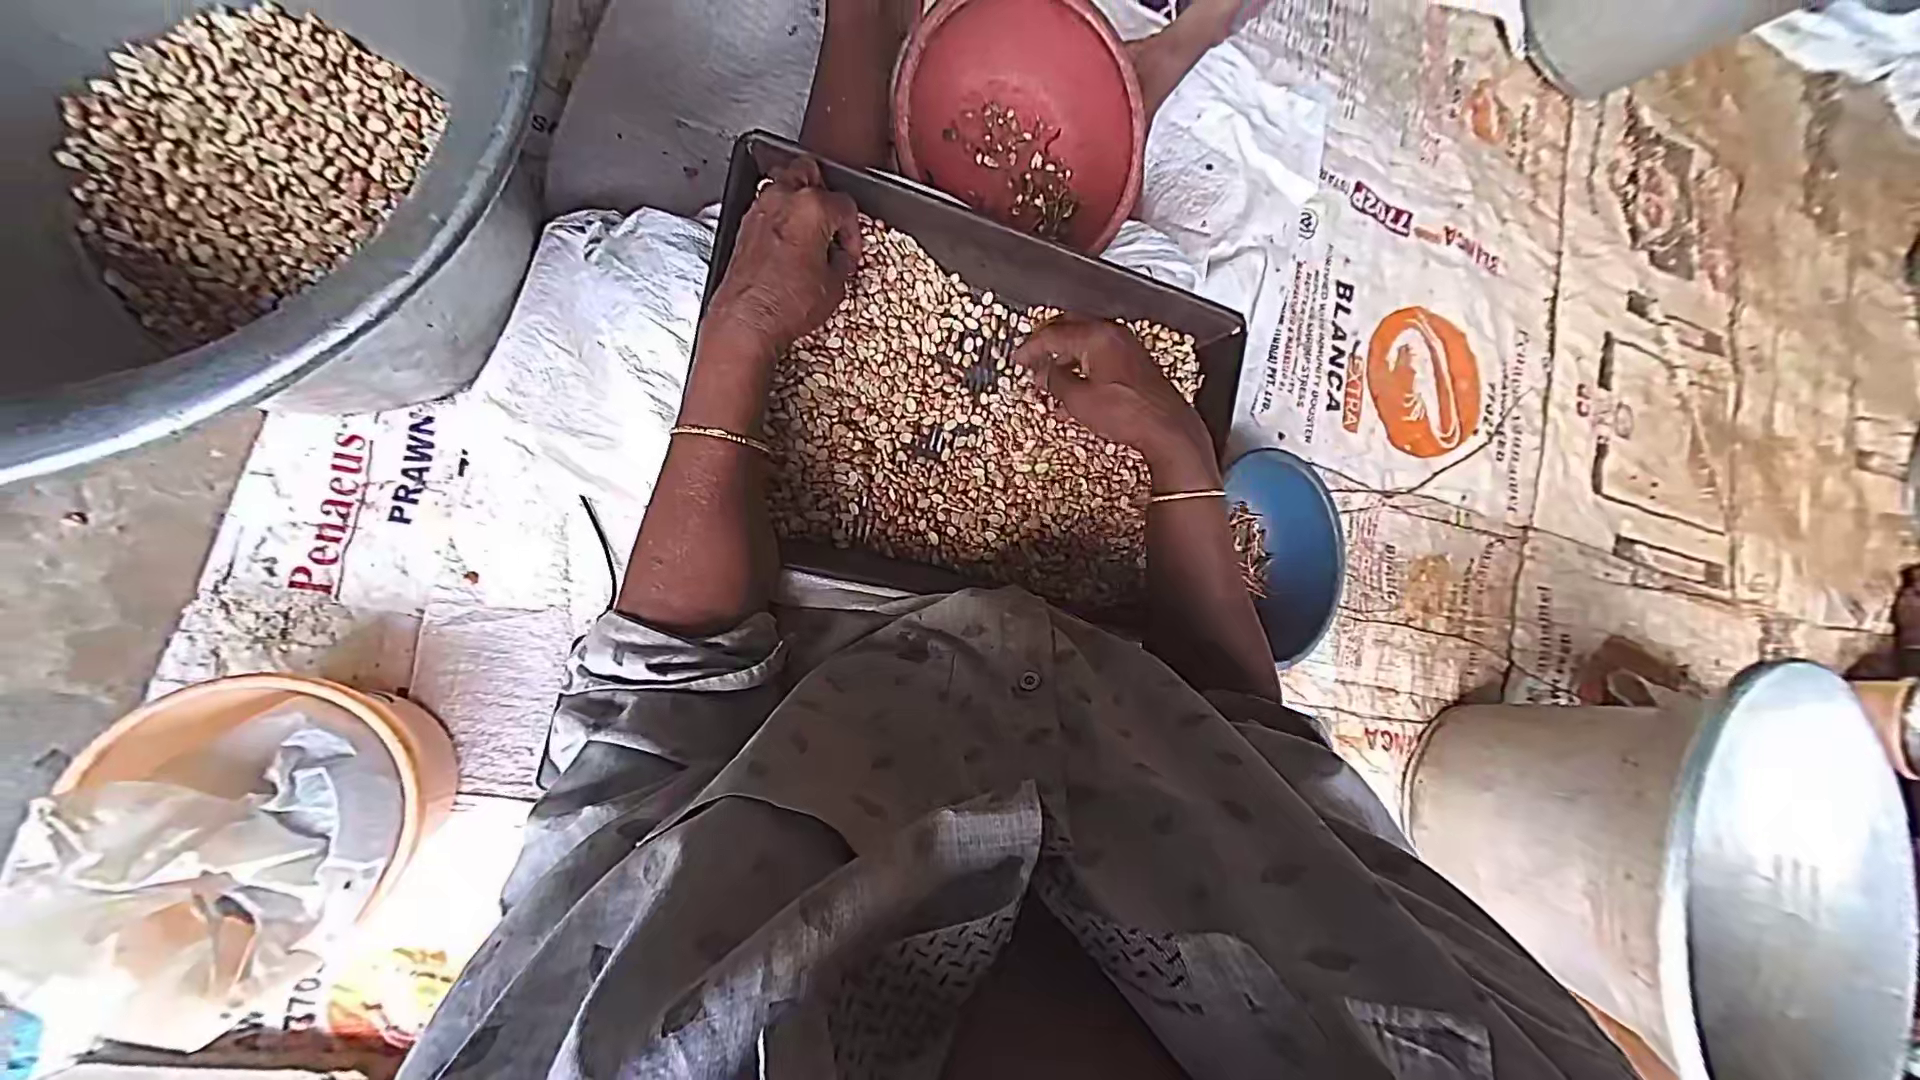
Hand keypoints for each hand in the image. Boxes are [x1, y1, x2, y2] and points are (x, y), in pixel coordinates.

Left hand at [709, 157, 861, 349]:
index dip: (854, 232)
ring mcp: (760, 208)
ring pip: (784, 184)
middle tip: (833, 224)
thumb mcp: (834, 286)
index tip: (852, 251)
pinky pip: (768, 207)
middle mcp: (783, 198)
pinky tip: (790, 243)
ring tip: (812, 230)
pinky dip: (781, 217)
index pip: (846, 206)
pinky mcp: (745, 225)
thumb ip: (842, 262)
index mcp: (813, 206)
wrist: (748, 320)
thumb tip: (841, 258)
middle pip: (810, 173)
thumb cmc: (787, 303)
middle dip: (826, 195)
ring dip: (800, 201)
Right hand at [1013, 315, 1214, 478]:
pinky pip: (1100, 356)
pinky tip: (1074, 390)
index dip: (1031, 347)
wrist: (1166, 429)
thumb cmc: (1126, 413)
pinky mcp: (1134, 364)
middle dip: (1047, 345)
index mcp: (1096, 337)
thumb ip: (1055, 381)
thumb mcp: (1079, 400)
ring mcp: (1126, 348)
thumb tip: (1043, 373)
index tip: (1018, 359)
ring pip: (1086, 344)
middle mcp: (1113, 335)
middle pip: (1070, 330)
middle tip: (1031, 360)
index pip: (1054, 333)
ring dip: (1065, 358)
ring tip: (1049, 379)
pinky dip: (1082, 367)